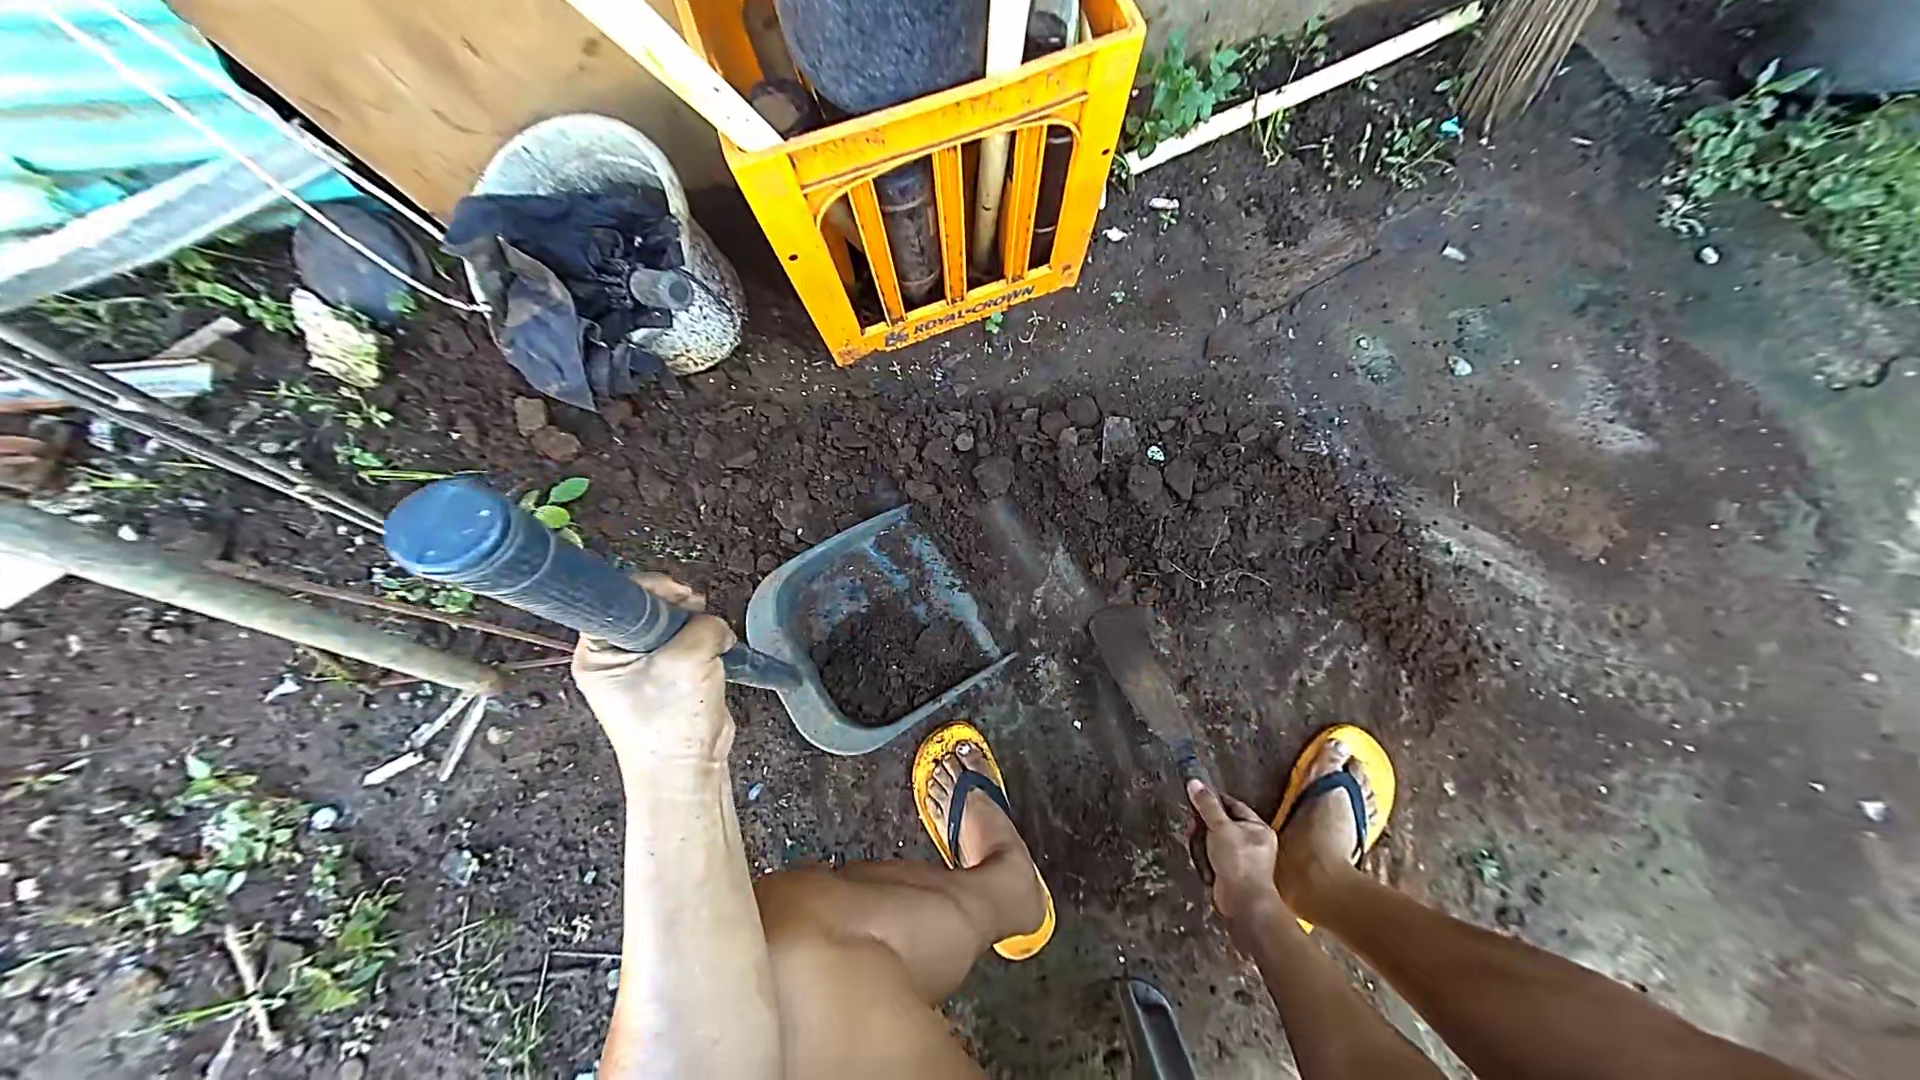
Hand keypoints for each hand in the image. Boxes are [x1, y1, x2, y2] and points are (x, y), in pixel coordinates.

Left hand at [572, 575, 737, 765]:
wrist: (689, 769)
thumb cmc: (671, 725)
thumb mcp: (687, 660)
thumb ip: (704, 626)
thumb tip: (713, 622)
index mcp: (599, 653)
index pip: (617, 600)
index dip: (650, 589)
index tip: (677, 592)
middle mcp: (616, 655)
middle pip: (648, 608)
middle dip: (678, 607)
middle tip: (697, 610)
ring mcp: (644, 665)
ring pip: (672, 624)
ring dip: (696, 626)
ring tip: (710, 637)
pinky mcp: (670, 673)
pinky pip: (687, 642)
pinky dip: (705, 641)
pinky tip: (716, 649)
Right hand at [1187, 779, 1285, 926]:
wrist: (1243, 902)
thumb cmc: (1238, 860)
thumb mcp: (1220, 827)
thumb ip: (1207, 805)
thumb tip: (1194, 782)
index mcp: (1258, 827)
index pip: (1233, 805)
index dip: (1214, 800)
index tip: (1195, 798)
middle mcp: (1253, 842)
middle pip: (1223, 822)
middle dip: (1204, 823)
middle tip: (1191, 824)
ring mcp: (1243, 858)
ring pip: (1216, 840)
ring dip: (1202, 840)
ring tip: (1192, 840)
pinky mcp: (1231, 872)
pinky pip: (1214, 856)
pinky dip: (1204, 855)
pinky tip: (1197, 856)